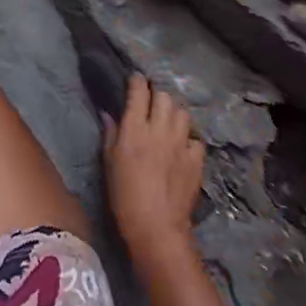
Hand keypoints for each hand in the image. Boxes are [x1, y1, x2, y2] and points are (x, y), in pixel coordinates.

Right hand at [104, 74, 205, 257]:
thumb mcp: (109, 161)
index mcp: (134, 129)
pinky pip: (196, 138)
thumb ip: (110, 133)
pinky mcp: (196, 160)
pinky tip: (182, 145)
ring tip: (168, 119)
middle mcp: (159, 130)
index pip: (139, 92)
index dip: (137, 82)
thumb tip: (108, 113)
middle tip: (151, 102)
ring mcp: (181, 144)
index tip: (135, 79)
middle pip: (164, 96)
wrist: (156, 226)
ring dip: (174, 112)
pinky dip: (188, 138)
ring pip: (182, 112)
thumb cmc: (123, 194)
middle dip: (157, 94)